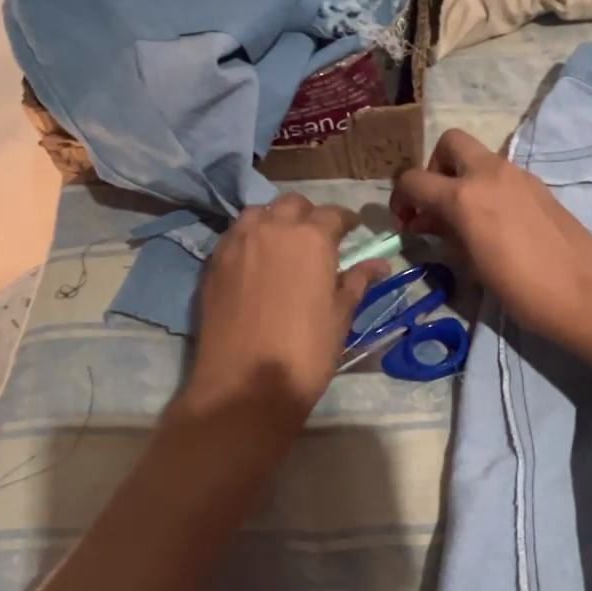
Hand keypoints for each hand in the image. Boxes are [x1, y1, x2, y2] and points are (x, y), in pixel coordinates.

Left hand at [182, 194, 386, 430]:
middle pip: (292, 205)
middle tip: (319, 238)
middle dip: (309, 215)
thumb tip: (378, 264)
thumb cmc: (305, 353)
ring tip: (283, 244)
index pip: (333, 214)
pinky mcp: (213, 264)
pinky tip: (257, 262)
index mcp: (311, 239)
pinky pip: (235, 236)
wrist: (244, 386)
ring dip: (274, 220)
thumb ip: (357, 282)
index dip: (346, 221)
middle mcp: (272, 229)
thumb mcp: (340, 317)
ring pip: (258, 213)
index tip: (353, 231)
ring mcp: (237, 244)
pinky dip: (249, 238)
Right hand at [392, 129, 591, 348]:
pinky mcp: (539, 186)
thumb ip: (446, 233)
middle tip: (437, 203)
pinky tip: (497, 223)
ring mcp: (519, 175)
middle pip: (450, 143)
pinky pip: (502, 175)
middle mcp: (490, 173)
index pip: (414, 179)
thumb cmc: (521, 288)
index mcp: (465, 195)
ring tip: (466, 219)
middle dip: (435, 167)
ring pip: (479, 157)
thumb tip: (428, 221)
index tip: (406, 222)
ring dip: (464, 177)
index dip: (400, 199)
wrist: (583, 293)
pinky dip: (489, 187)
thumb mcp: (472, 264)